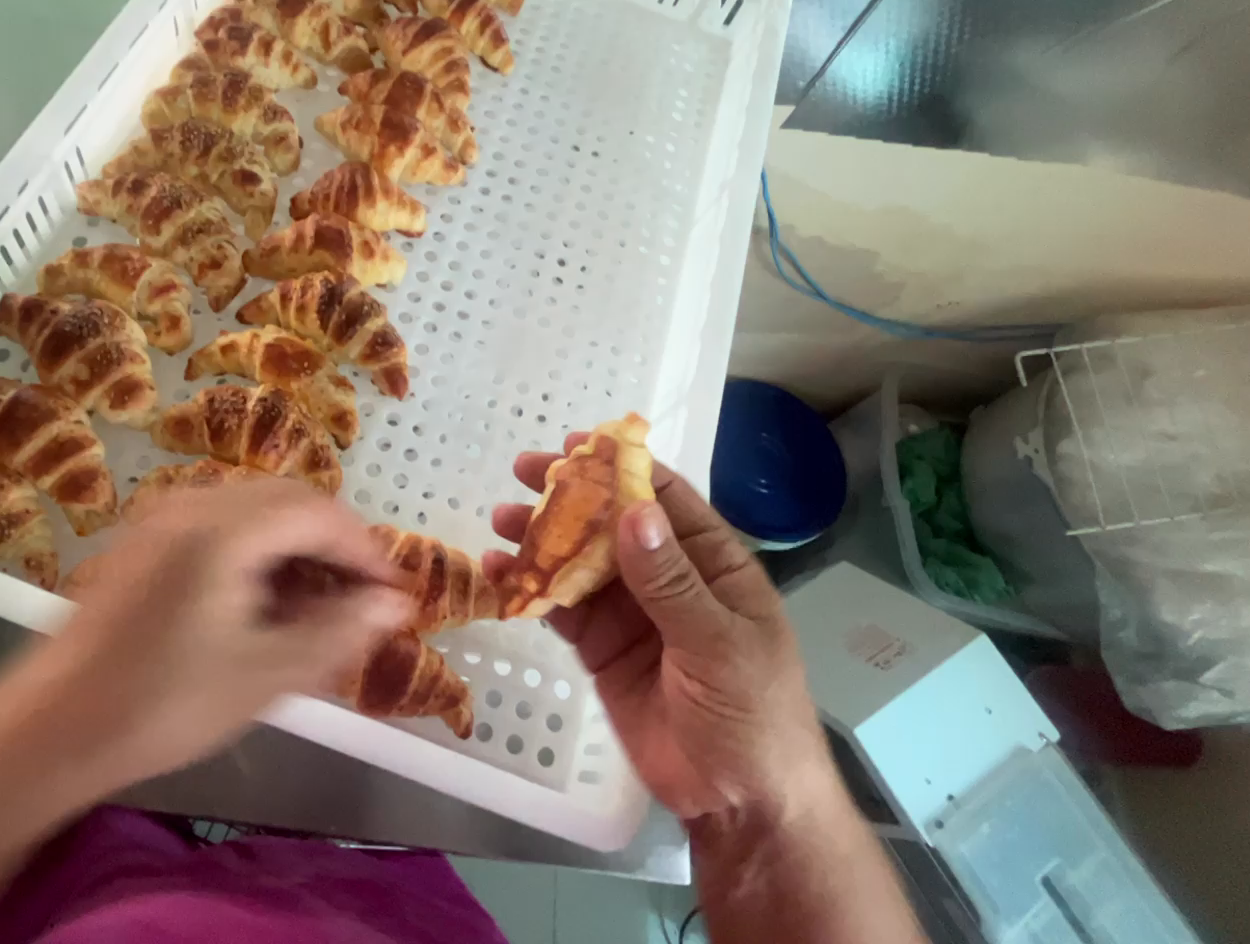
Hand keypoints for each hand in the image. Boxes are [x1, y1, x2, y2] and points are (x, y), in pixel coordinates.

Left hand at [0, 479, 411, 805]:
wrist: (46, 731)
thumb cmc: (161, 706)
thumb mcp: (264, 675)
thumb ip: (338, 632)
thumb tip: (394, 604)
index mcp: (224, 528)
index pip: (318, 513)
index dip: (365, 550)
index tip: (393, 592)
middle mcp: (193, 504)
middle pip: (288, 500)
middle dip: (334, 545)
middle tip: (361, 598)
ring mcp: (162, 518)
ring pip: (255, 510)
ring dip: (297, 546)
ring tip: (318, 604)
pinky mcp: (144, 540)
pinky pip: (221, 524)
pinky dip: (258, 550)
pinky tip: (263, 599)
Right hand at [485, 435, 835, 824]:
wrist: (737, 803)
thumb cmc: (751, 715)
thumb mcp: (719, 645)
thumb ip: (671, 582)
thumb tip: (634, 511)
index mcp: (712, 566)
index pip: (665, 500)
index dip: (622, 468)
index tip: (576, 445)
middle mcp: (667, 578)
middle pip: (612, 524)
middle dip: (570, 497)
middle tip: (524, 472)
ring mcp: (631, 613)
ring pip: (580, 562)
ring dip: (542, 539)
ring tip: (501, 520)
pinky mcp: (601, 647)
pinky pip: (562, 607)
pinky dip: (531, 589)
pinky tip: (499, 574)